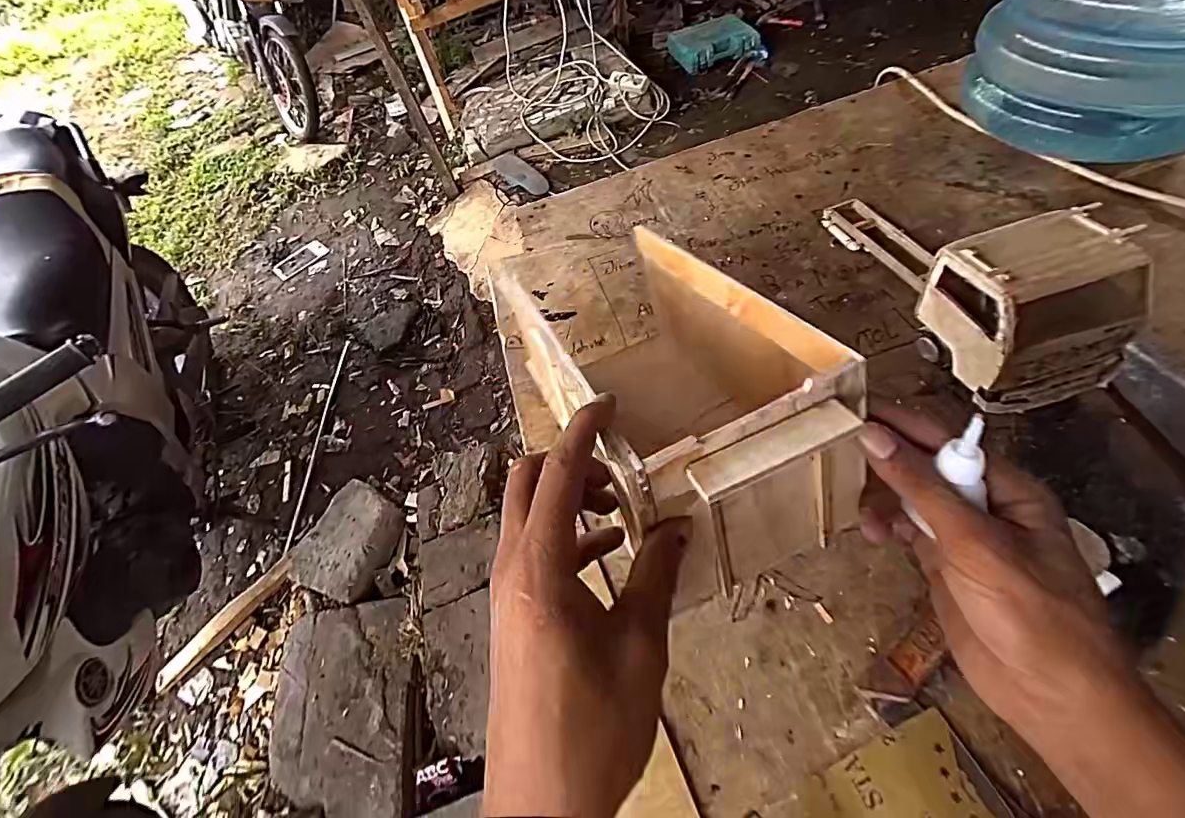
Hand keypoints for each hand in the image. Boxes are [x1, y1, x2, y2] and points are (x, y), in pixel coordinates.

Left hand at [483, 395, 690, 817]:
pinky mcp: (512, 606)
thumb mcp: (638, 647)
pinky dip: (568, 535)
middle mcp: (512, 564)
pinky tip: (609, 552)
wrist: (540, 798)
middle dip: (572, 464)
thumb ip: (655, 575)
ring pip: (529, 512)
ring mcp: (506, 585)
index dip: (581, 430)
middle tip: (621, 479)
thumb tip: (677, 525)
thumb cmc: (591, 726)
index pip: (556, 473)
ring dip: (571, 500)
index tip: (606, 404)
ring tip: (623, 515)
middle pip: (528, 480)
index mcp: (538, 564)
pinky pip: (534, 548)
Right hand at [861, 401, 1184, 817]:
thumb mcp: (974, 543)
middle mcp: (984, 505)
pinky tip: (875, 535)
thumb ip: (921, 486)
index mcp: (1009, 490)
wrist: (1055, 700)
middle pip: (923, 466)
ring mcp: (963, 535)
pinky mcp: (944, 562)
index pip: (946, 441)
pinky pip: (905, 528)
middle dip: (884, 464)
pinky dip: (885, 526)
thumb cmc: (1032, 614)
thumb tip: (873, 435)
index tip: (853, 408)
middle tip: (838, 455)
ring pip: (908, 497)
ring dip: (881, 500)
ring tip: (864, 516)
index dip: (901, 424)